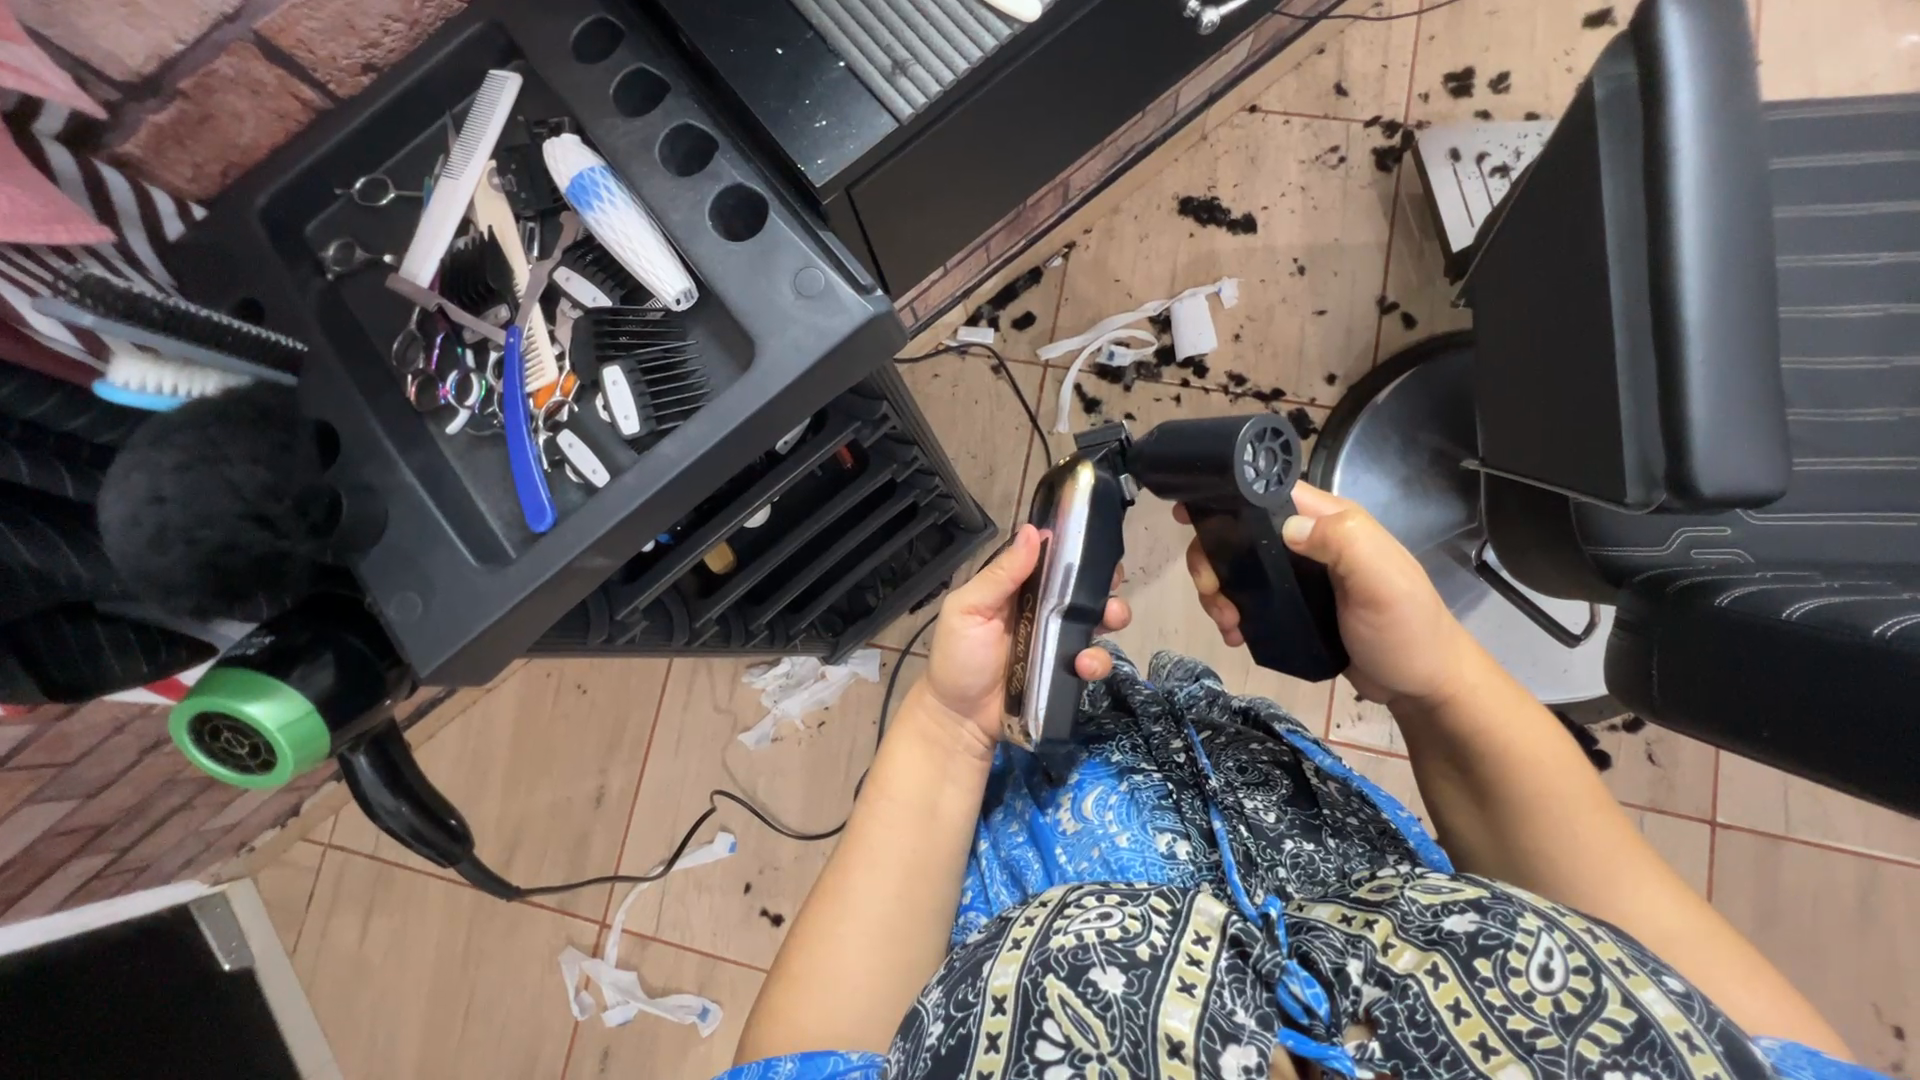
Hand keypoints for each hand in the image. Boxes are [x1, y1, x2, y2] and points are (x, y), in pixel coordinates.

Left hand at [920, 524, 1130, 749]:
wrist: (960, 718)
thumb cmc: (957, 657)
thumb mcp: (968, 609)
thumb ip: (1000, 574)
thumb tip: (1032, 532)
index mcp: (1018, 588)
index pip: (1053, 560)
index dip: (1077, 550)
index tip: (1097, 544)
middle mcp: (1044, 610)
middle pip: (1085, 588)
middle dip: (1106, 582)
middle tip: (1113, 584)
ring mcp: (1059, 642)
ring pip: (1098, 621)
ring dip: (1112, 616)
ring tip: (1109, 621)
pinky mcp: (1067, 673)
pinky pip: (1094, 661)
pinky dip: (1097, 661)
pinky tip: (1083, 665)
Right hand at [1175, 482, 1470, 708]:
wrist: (1420, 687)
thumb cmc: (1406, 631)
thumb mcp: (1383, 582)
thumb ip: (1342, 542)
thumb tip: (1287, 527)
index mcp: (1331, 521)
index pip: (1270, 491)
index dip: (1227, 495)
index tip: (1190, 515)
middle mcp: (1309, 540)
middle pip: (1241, 530)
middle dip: (1213, 557)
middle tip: (1212, 591)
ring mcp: (1298, 574)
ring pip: (1238, 565)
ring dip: (1218, 589)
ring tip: (1226, 621)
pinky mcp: (1291, 605)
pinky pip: (1247, 596)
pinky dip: (1231, 610)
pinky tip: (1234, 632)